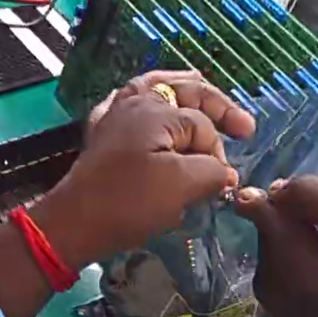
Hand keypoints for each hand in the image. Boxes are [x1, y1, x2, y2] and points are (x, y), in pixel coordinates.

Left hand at [0, 71, 253, 316]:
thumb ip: (213, 171)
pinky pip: (131, 112)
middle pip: (184, 91)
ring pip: (156, 94)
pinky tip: (153, 117)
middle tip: (243, 127)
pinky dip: (149, 111)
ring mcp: (113, 119)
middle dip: (216, 109)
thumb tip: (225, 173)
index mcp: (155, 107)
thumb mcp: (182, 185)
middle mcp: (132, 103)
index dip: (218, 153)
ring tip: (204, 106)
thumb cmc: (129, 202)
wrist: (74, 224)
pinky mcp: (102, 140)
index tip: (220, 182)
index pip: (204, 123)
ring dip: (184, 100)